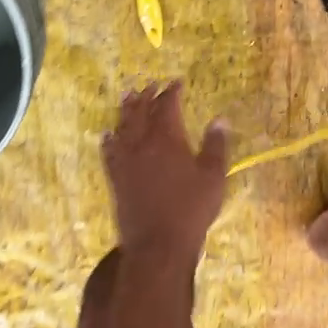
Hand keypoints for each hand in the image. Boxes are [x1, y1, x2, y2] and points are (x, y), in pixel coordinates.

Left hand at [103, 82, 229, 258]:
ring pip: (123, 127)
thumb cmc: (191, 210)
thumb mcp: (213, 177)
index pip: (167, 106)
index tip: (177, 82)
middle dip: (146, 95)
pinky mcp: (115, 179)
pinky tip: (108, 135)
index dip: (171, 92)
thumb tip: (220, 119)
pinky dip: (109, 139)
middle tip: (150, 84)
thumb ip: (216, 146)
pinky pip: (109, 152)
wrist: (157, 245)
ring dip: (126, 110)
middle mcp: (142, 143)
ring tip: (128, 97)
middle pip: (141, 112)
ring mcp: (125, 161)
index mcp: (167, 138)